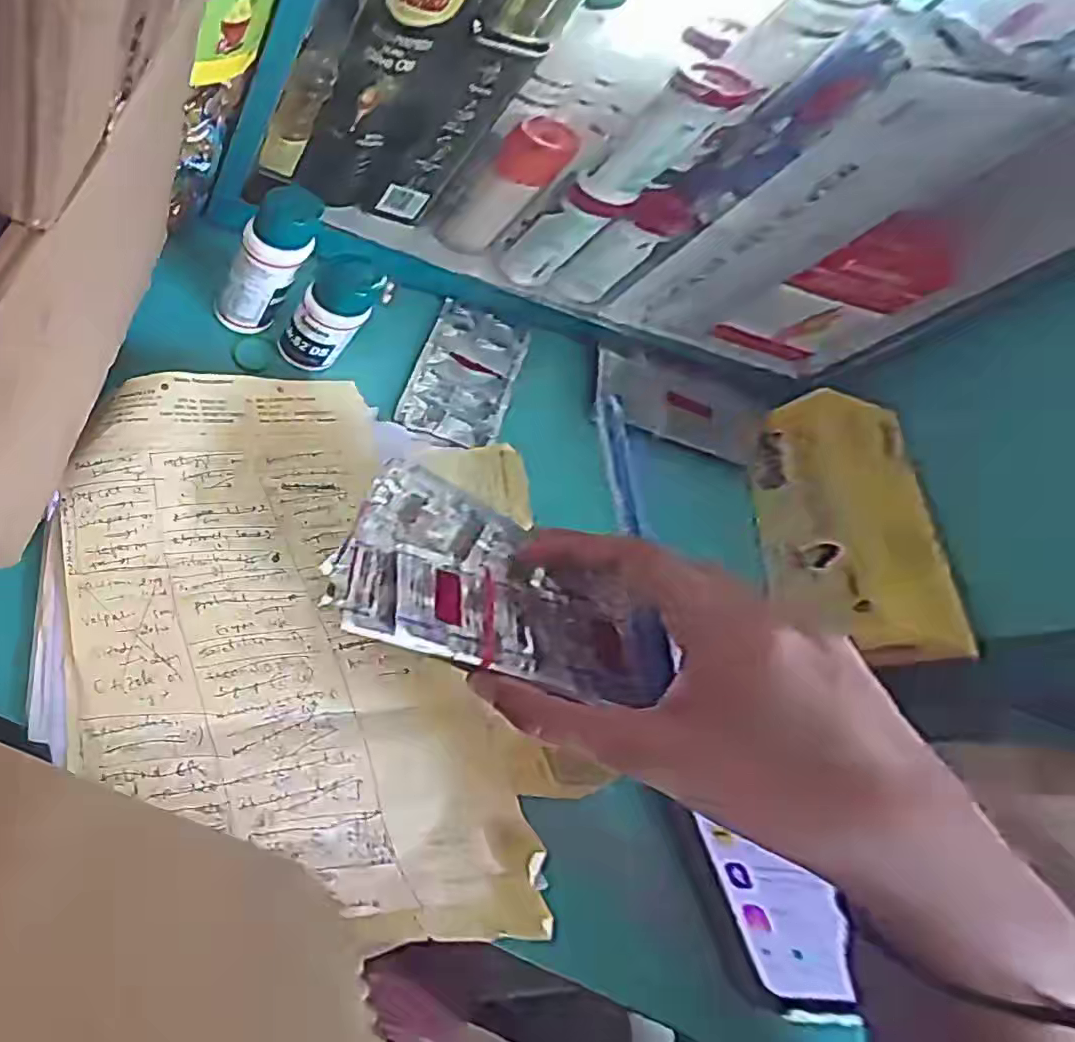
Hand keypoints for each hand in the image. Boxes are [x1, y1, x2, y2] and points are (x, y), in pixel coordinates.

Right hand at [476, 531, 1074, 1016]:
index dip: (575, 548)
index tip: (526, 555)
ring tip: (602, 626)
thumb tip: (483, 688)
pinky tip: (675, 667)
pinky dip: (689, 624)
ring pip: (710, 598)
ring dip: (649, 601)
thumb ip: (559, 719)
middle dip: (605, 574)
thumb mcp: (650, 755)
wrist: (919, 854)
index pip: (639, 558)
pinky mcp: (833, 666)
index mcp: (727, 623)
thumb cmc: (771, 789)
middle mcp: (772, 614)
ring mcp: (811, 638)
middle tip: (552, 592)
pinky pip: (742, 623)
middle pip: (673, 572)